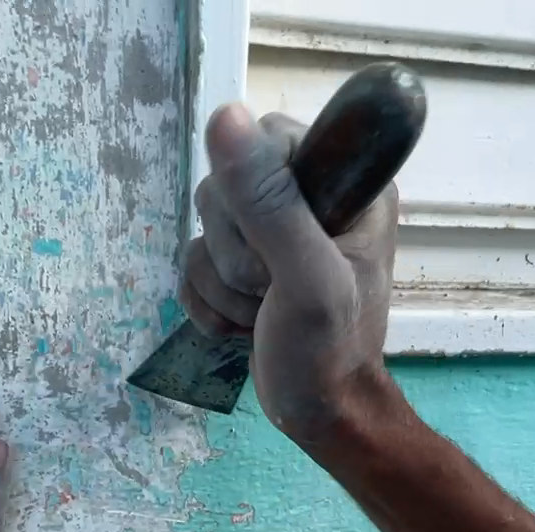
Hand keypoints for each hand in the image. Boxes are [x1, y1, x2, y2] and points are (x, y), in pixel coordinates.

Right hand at [178, 103, 401, 442]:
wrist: (319, 413)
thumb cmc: (328, 353)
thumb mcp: (307, 279)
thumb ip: (269, 202)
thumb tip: (222, 116)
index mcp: (342, 182)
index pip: (265, 141)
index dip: (253, 199)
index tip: (278, 251)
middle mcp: (306, 197)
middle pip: (222, 191)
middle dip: (237, 258)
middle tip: (273, 293)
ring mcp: (268, 235)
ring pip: (201, 235)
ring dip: (224, 290)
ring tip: (264, 315)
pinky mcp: (238, 269)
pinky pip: (191, 268)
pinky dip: (209, 306)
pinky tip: (245, 326)